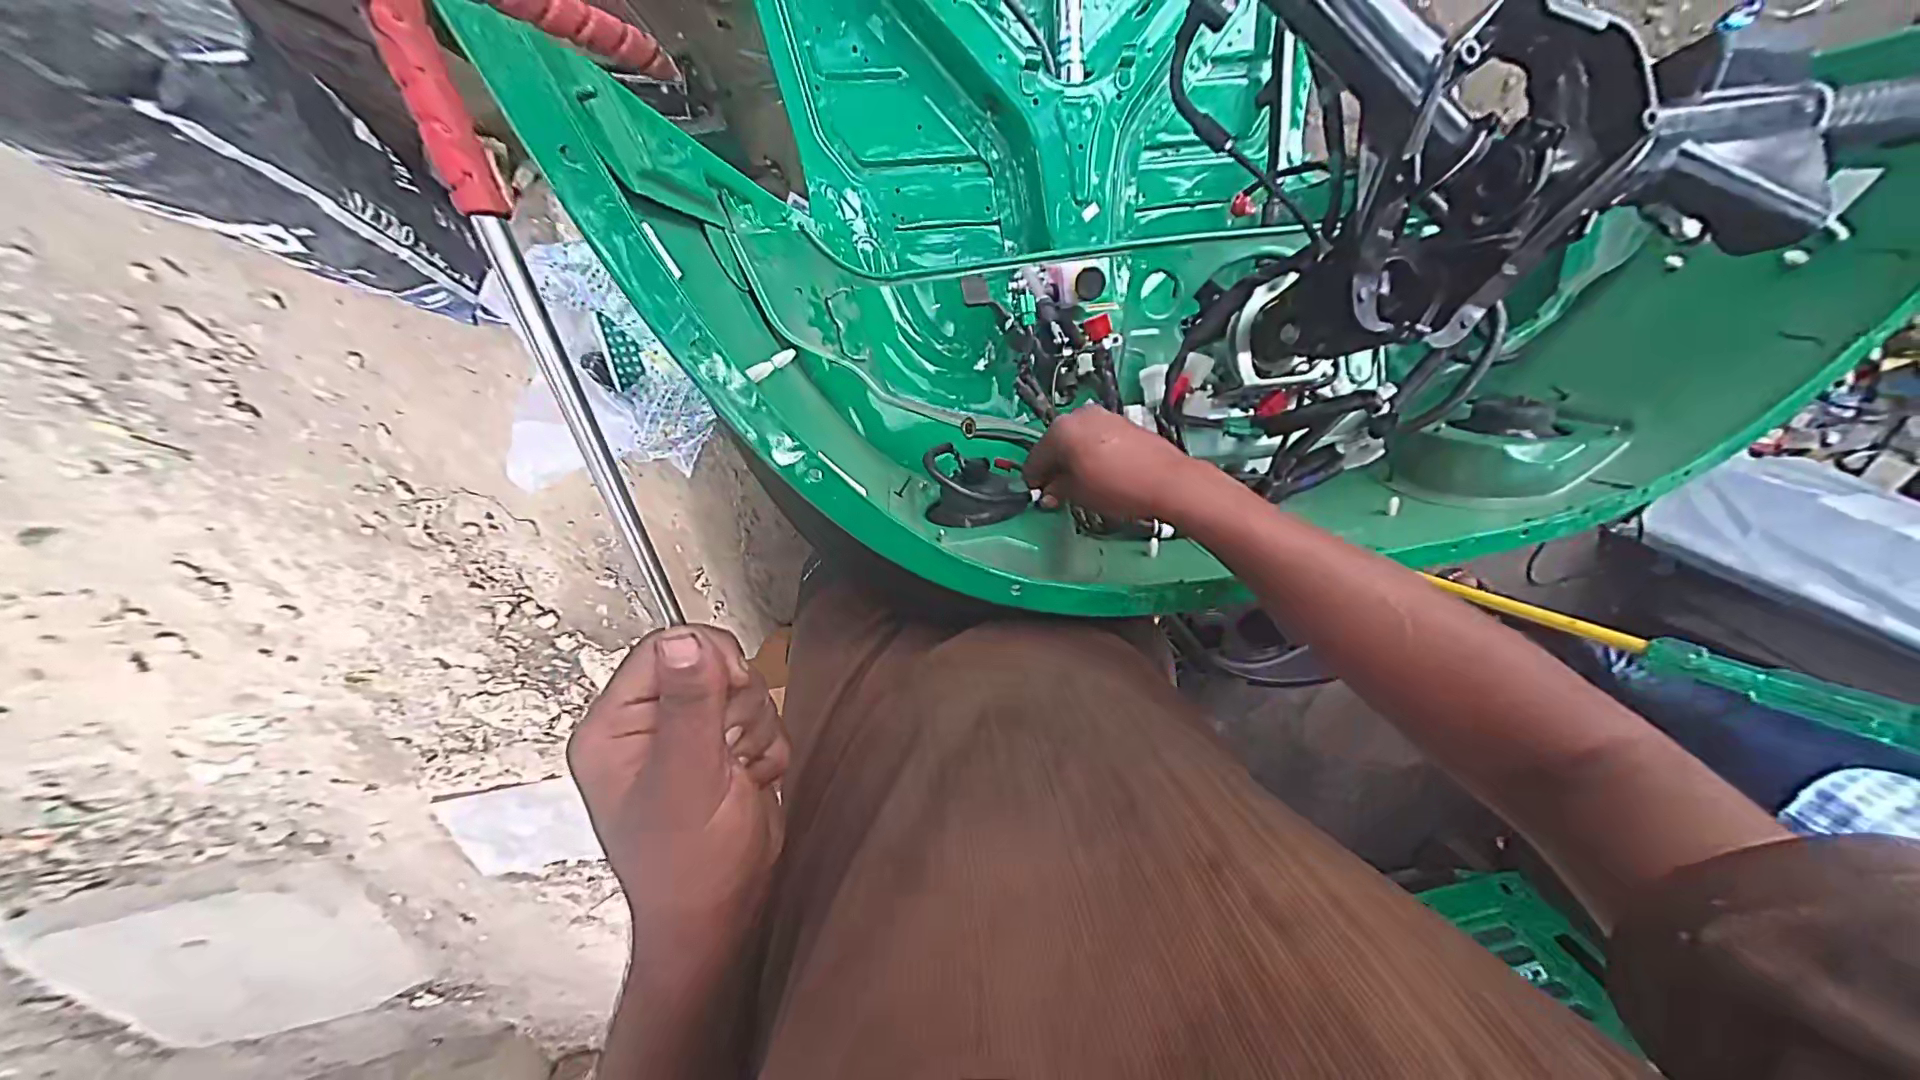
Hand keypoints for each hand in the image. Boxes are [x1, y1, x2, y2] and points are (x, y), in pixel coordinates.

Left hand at [567, 626, 788, 925]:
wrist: (724, 913)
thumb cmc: (688, 868)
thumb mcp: (686, 779)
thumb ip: (688, 704)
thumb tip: (684, 640)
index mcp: (615, 726)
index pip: (663, 648)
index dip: (706, 658)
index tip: (728, 689)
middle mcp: (649, 725)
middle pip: (711, 663)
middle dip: (735, 704)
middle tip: (725, 748)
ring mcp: (688, 736)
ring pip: (743, 690)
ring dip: (754, 730)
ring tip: (736, 772)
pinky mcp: (723, 748)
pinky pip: (762, 716)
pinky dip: (767, 747)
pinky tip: (750, 779)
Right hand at [1023, 405, 1220, 524]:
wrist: (1167, 482)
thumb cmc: (1118, 487)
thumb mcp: (1078, 494)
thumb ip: (1057, 489)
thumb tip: (1050, 491)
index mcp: (1061, 429)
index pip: (1035, 457)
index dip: (1034, 479)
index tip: (1038, 493)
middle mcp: (1079, 415)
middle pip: (1055, 444)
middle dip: (1054, 466)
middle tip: (1057, 490)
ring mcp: (1103, 415)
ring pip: (1076, 439)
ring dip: (1073, 458)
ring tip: (1080, 483)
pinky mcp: (1122, 422)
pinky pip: (1095, 437)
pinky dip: (1091, 452)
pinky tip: (1099, 472)